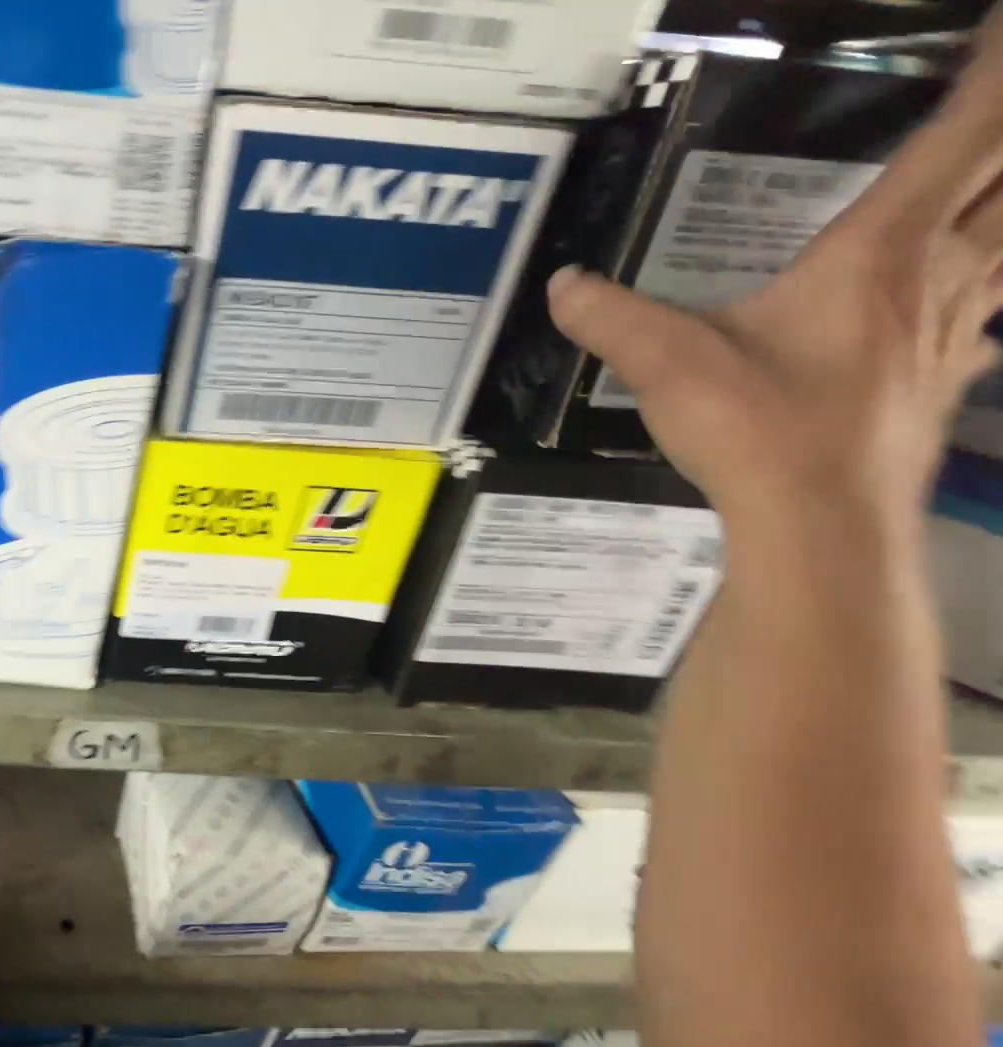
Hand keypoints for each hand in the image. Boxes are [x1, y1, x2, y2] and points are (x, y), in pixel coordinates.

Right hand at [547, 13, 1002, 529]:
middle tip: (990, 102)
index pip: (966, 137)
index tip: (989, 30)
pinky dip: (989, 278)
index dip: (993, 74)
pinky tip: (966, 292)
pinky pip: (991, 305)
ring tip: (984, 187)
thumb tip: (562, 284)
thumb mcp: (665, 365)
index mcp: (878, 255)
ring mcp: (956, 330)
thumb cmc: (758, 427)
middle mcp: (941, 277)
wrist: (822, 523)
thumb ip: (610, 318)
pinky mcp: (946, 378)